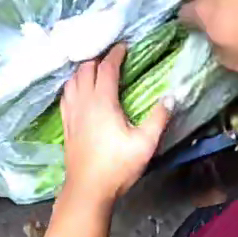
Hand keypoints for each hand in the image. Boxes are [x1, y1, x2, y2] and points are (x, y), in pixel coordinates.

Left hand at [59, 44, 171, 205]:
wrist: (88, 189)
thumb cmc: (118, 166)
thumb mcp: (145, 143)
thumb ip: (159, 117)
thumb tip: (171, 96)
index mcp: (102, 101)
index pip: (107, 68)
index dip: (115, 55)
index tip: (124, 47)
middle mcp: (83, 102)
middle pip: (85, 69)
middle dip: (97, 58)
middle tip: (111, 56)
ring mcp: (71, 113)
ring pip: (72, 81)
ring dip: (82, 70)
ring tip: (94, 68)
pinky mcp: (66, 125)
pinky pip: (66, 95)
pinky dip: (72, 85)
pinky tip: (78, 90)